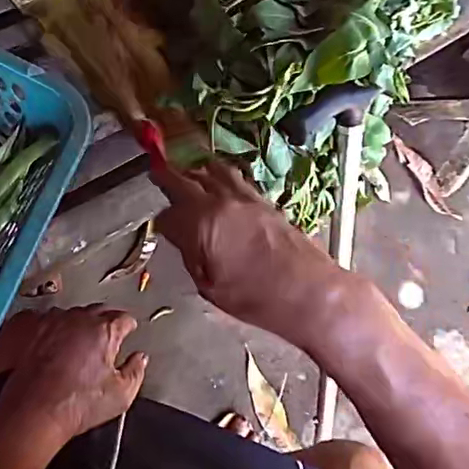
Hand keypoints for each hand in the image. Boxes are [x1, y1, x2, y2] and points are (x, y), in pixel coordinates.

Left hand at [0, 305, 147, 451]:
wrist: (34, 408)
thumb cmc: (75, 404)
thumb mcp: (121, 395)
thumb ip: (135, 371)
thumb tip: (139, 359)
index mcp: (103, 331)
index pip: (123, 318)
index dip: (128, 326)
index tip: (128, 329)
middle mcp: (76, 318)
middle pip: (97, 311)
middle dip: (104, 321)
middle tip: (105, 336)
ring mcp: (50, 319)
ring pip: (69, 314)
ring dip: (75, 323)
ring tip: (75, 343)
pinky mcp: (27, 325)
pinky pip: (43, 319)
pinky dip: (50, 327)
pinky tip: (49, 343)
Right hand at [150, 158, 366, 354]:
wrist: (311, 293)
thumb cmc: (256, 298)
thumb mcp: (209, 286)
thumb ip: (190, 255)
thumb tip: (183, 239)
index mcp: (200, 223)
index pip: (167, 215)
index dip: (162, 223)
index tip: (162, 230)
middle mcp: (219, 203)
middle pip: (184, 180)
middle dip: (166, 179)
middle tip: (157, 176)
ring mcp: (244, 198)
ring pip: (211, 170)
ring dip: (195, 172)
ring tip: (188, 175)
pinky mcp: (263, 201)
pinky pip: (235, 177)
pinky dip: (220, 175)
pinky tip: (219, 182)